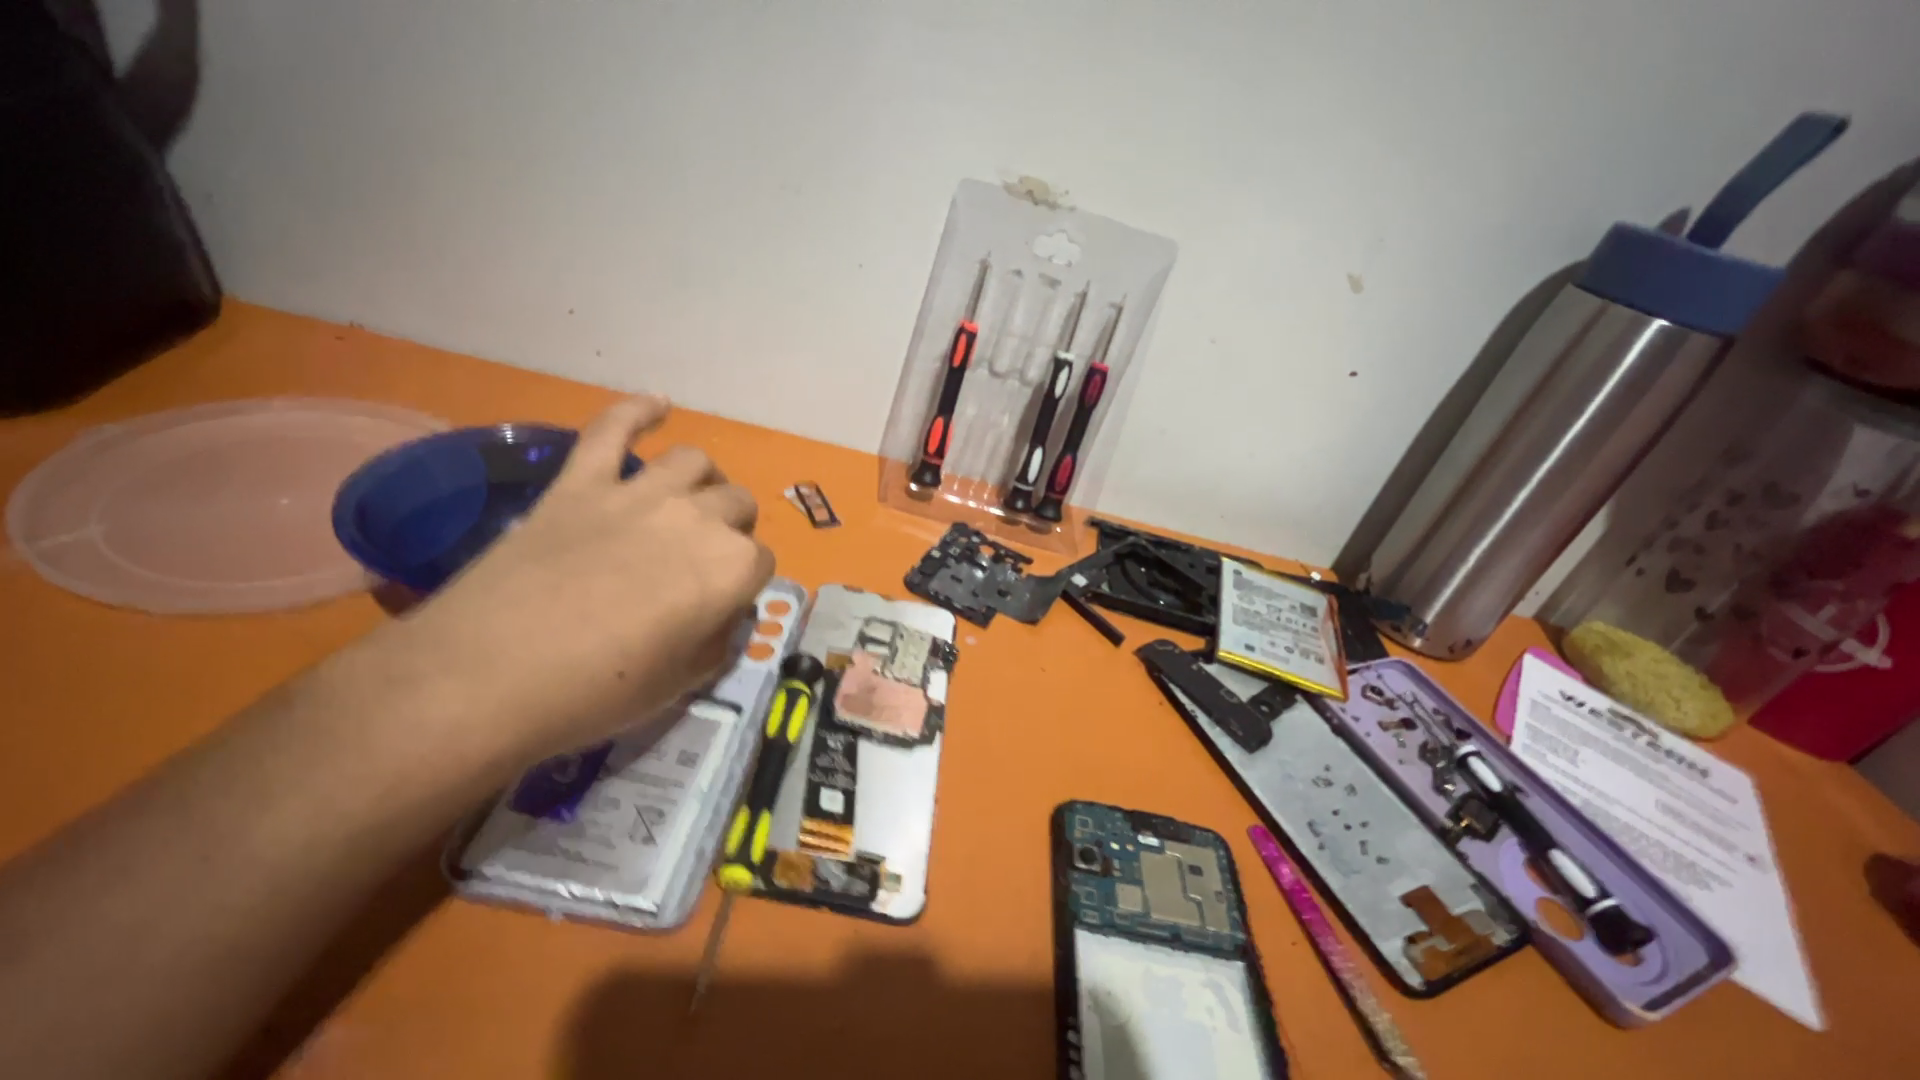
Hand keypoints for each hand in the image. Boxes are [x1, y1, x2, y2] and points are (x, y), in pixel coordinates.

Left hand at [385, 395, 774, 760]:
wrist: (490, 674)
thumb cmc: (597, 691)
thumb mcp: (682, 683)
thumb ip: (716, 639)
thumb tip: (721, 614)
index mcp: (731, 568)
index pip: (761, 562)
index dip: (744, 584)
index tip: (721, 605)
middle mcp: (697, 517)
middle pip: (736, 504)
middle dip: (731, 529)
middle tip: (701, 562)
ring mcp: (636, 492)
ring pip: (693, 462)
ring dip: (702, 480)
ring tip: (689, 500)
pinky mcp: (580, 482)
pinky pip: (612, 430)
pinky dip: (636, 411)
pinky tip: (657, 405)